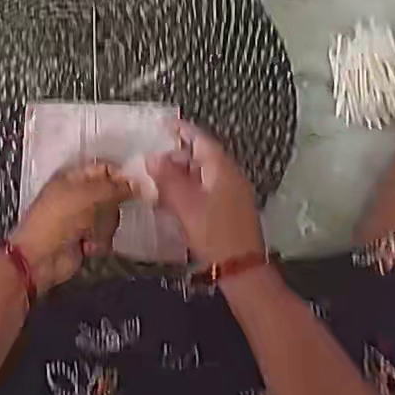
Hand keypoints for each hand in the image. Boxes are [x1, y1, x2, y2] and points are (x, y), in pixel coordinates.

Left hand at [8, 161, 133, 290]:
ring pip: (111, 216)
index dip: (120, 175)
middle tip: (107, 213)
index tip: (137, 185)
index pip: (104, 169)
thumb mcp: (86, 196)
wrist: (40, 258)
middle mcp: (79, 195)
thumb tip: (138, 184)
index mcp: (73, 177)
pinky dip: (99, 242)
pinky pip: (105, 235)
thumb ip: (114, 188)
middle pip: (111, 194)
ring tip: (92, 234)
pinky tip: (88, 246)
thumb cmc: (58, 219)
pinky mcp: (87, 239)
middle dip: (111, 207)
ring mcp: (83, 218)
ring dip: (104, 227)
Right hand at [149, 122, 265, 264]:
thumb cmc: (215, 233)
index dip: (182, 130)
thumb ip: (168, 179)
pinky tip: (174, 199)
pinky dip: (190, 188)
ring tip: (159, 178)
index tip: (164, 124)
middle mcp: (230, 175)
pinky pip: (207, 188)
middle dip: (177, 155)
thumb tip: (152, 157)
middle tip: (154, 159)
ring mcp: (233, 192)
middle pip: (202, 156)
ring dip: (182, 173)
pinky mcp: (230, 209)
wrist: (242, 270)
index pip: (201, 139)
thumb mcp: (186, 205)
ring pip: (204, 174)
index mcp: (222, 168)